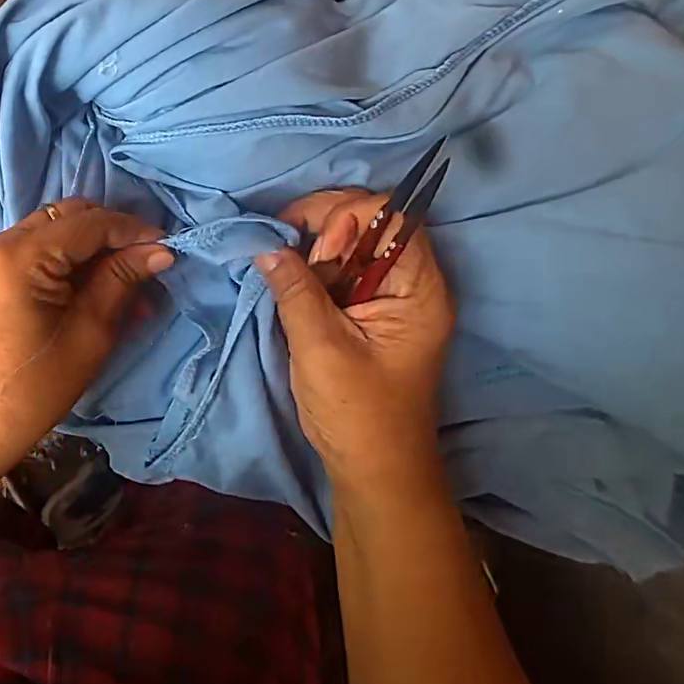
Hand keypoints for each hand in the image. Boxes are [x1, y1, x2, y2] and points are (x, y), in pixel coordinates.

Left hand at [0, 199, 174, 500]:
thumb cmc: (36, 387)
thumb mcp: (89, 332)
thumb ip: (122, 279)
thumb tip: (160, 250)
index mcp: (20, 256)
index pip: (88, 223)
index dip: (132, 230)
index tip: (167, 248)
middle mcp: (1, 241)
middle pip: (70, 216)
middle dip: (113, 234)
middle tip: (147, 262)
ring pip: (58, 228)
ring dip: (96, 248)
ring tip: (130, 282)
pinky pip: (42, 247)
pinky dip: (74, 260)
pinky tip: (102, 287)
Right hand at [255, 189, 454, 484]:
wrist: (373, 469)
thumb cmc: (357, 413)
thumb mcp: (320, 348)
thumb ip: (296, 290)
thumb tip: (265, 246)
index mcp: (418, 290)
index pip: (391, 216)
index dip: (345, 213)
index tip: (304, 239)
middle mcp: (410, 284)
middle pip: (371, 221)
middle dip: (324, 227)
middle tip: (289, 255)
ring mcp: (389, 296)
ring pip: (351, 242)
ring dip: (314, 248)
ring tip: (288, 273)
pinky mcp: (367, 309)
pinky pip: (341, 269)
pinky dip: (313, 267)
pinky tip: (292, 281)